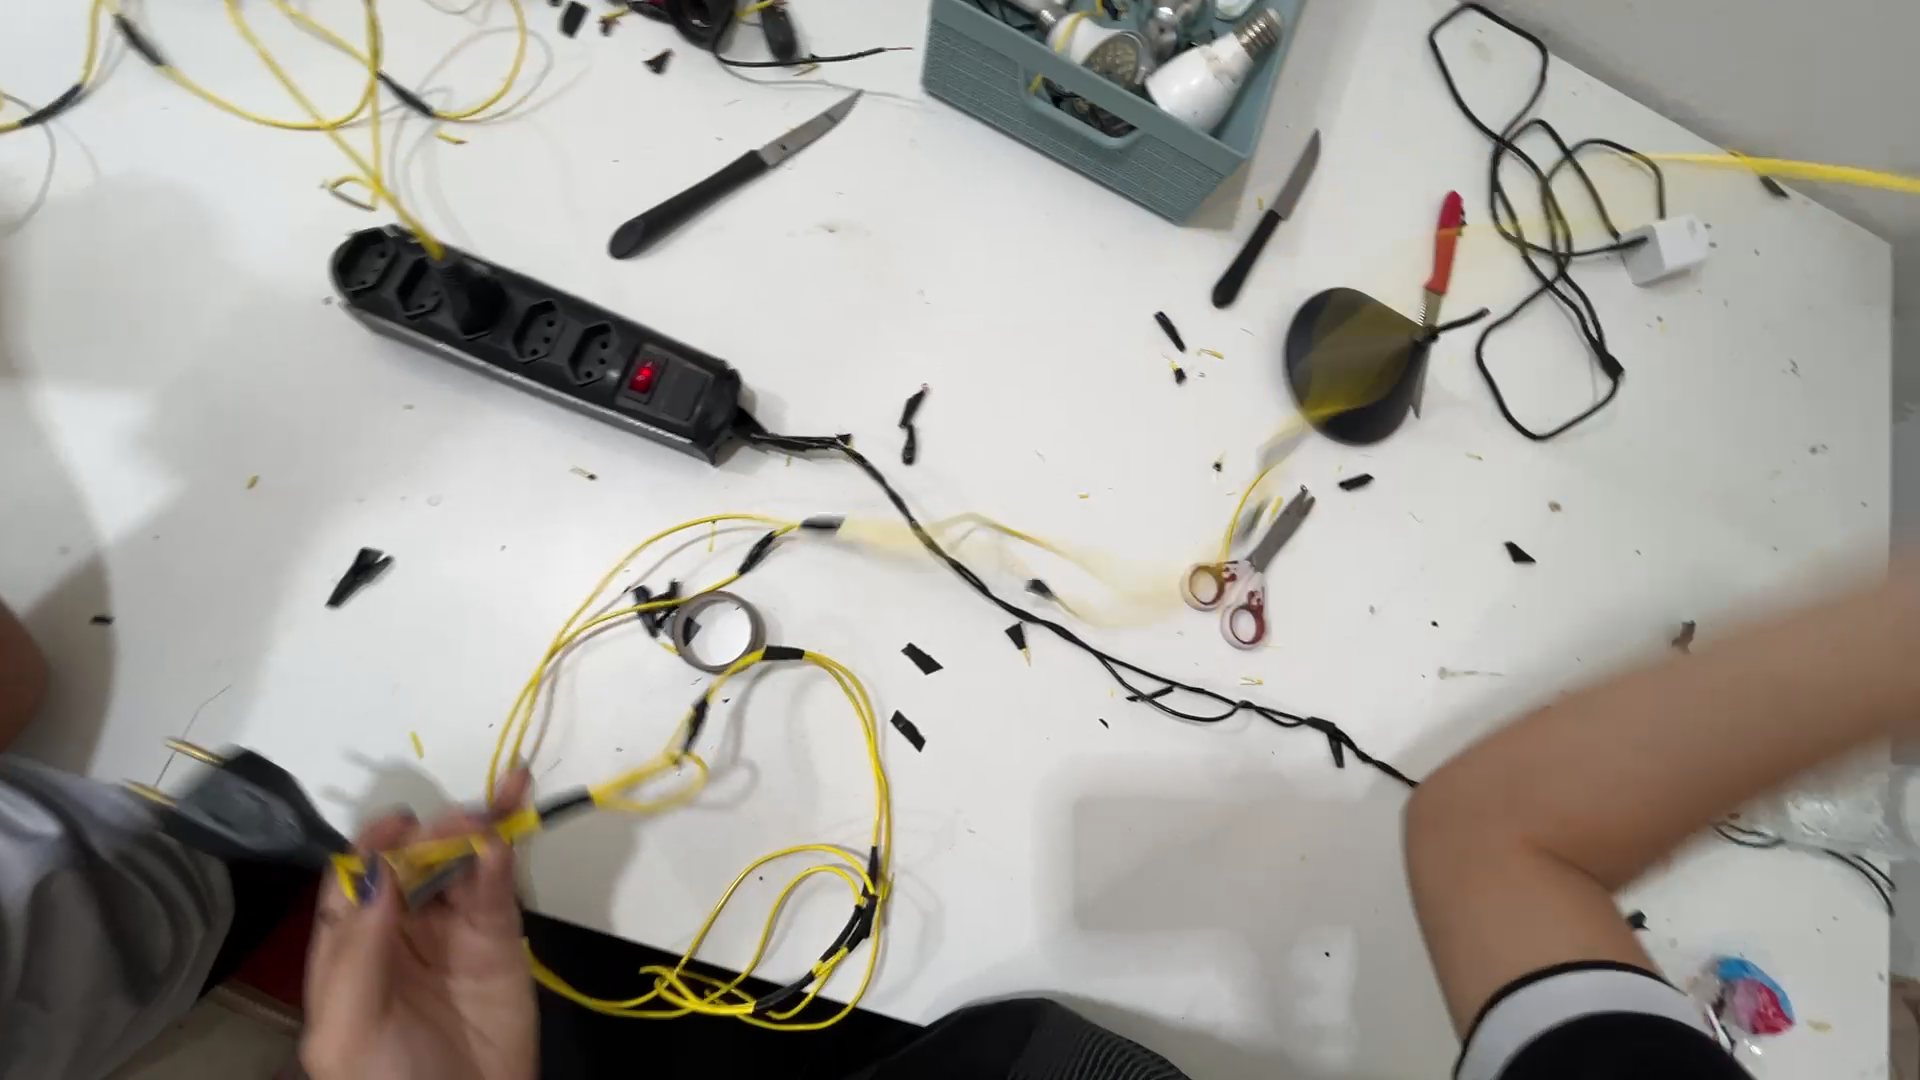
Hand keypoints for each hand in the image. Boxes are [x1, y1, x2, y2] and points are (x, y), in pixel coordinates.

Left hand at [301, 772, 537, 1079]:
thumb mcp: (347, 1029)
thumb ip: (357, 949)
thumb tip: (378, 868)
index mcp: (352, 947)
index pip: (358, 879)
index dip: (376, 844)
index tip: (401, 822)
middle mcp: (402, 926)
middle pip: (416, 858)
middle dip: (438, 830)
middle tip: (463, 821)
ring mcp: (455, 924)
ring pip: (464, 858)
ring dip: (481, 823)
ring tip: (505, 795)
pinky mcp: (502, 928)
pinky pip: (499, 882)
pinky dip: (505, 852)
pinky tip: (509, 830)